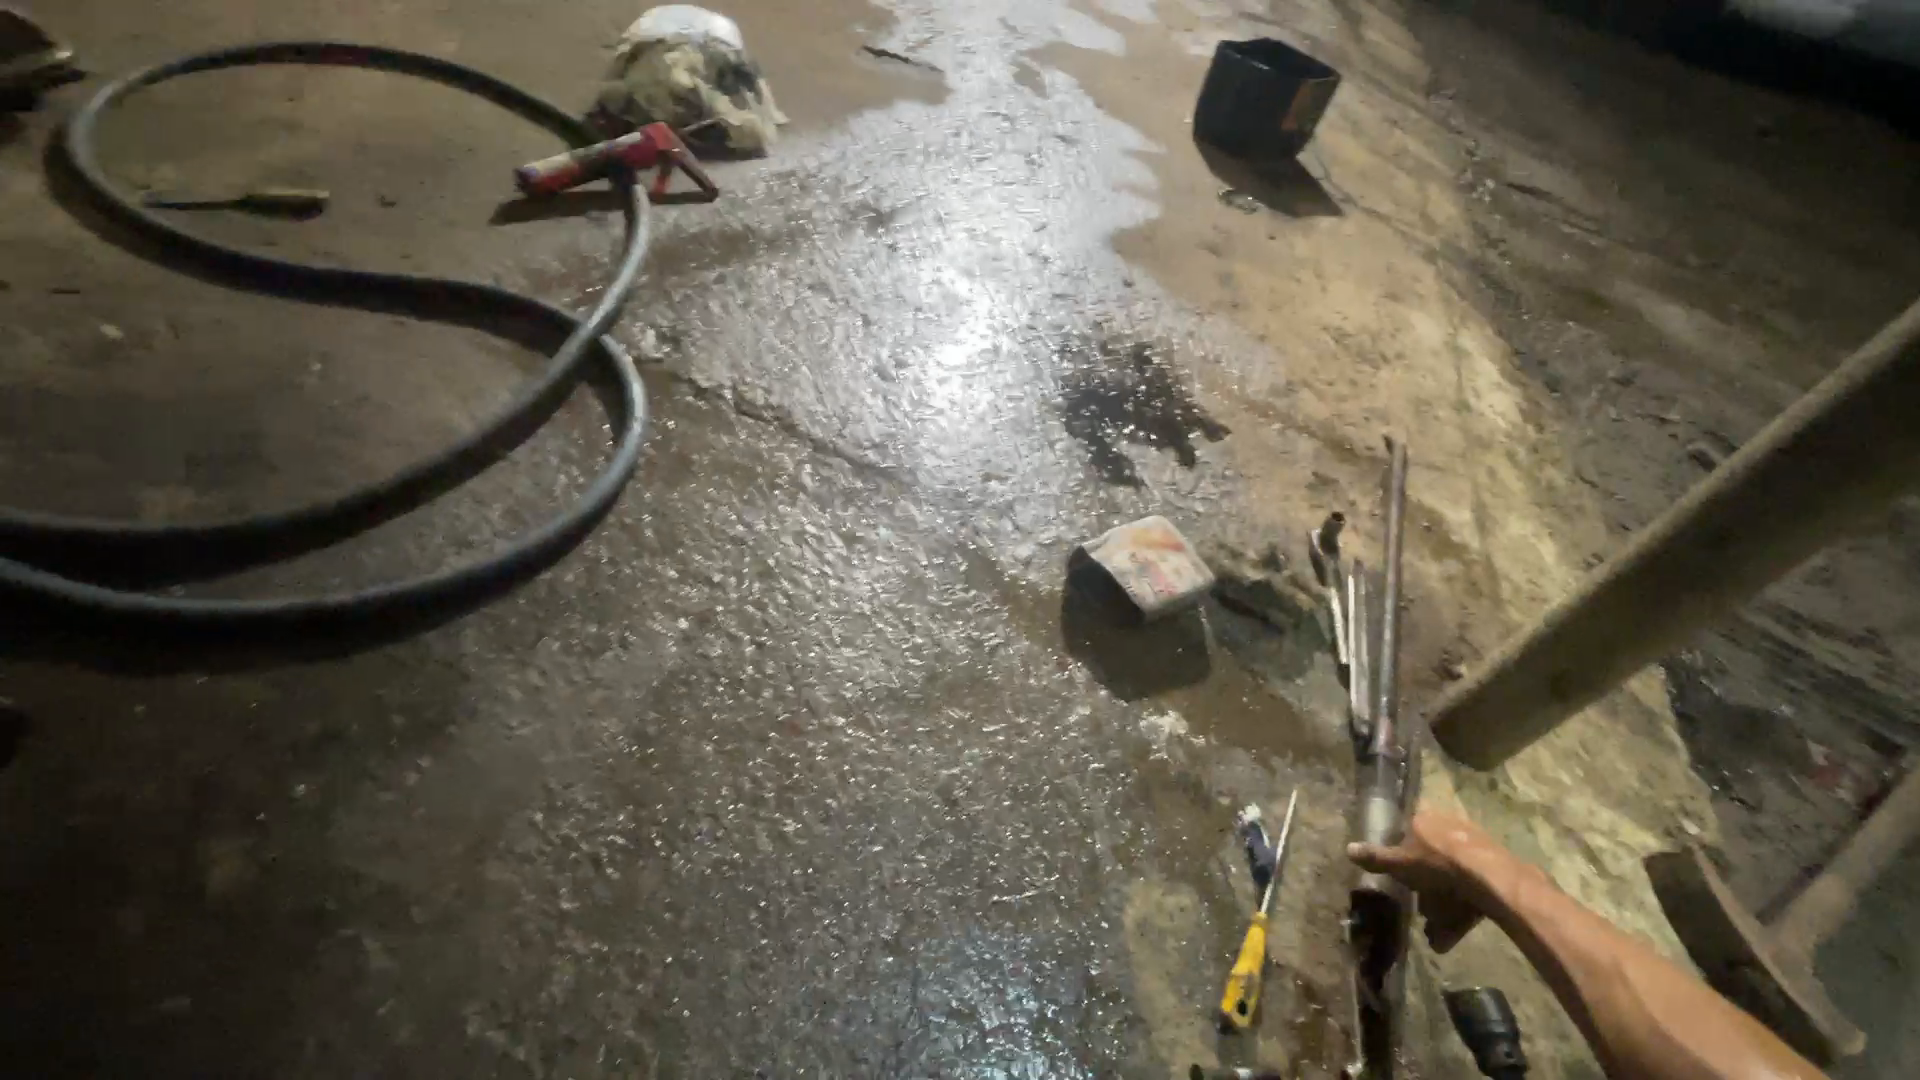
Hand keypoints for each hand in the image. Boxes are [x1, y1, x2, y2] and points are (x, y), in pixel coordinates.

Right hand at [1347, 809, 1505, 952]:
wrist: (1491, 879)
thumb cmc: (1438, 865)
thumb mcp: (1399, 863)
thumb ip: (1375, 857)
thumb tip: (1347, 848)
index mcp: (1424, 819)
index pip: (1408, 826)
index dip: (1403, 845)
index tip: (1401, 868)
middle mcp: (1448, 824)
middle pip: (1431, 852)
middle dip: (1425, 879)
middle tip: (1419, 901)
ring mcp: (1474, 843)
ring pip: (1452, 872)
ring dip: (1443, 900)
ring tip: (1435, 931)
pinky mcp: (1494, 865)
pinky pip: (1471, 886)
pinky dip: (1461, 907)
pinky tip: (1454, 931)